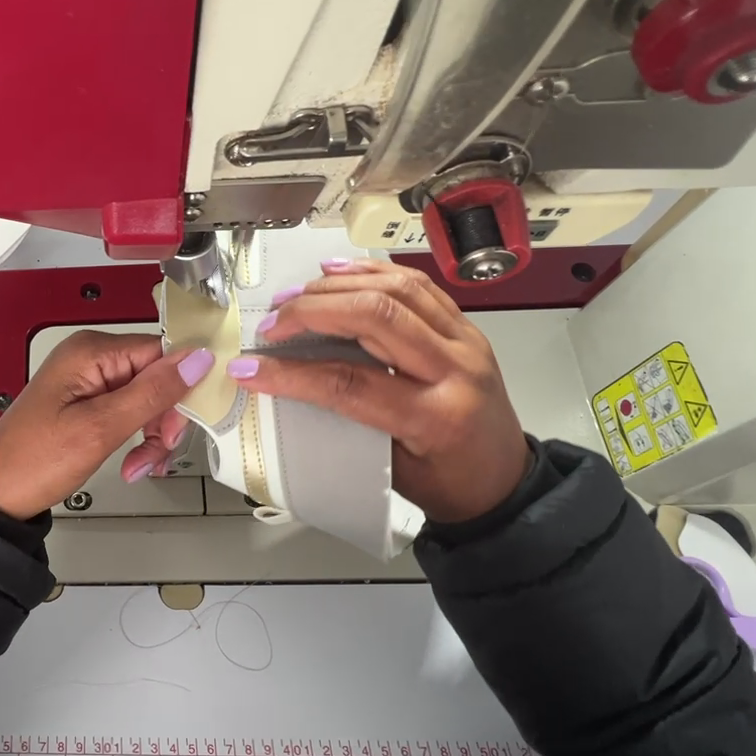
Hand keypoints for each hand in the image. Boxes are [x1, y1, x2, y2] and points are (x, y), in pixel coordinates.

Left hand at [0, 332, 211, 519]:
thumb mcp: (100, 428)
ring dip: (152, 434)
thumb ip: (152, 392)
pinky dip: (136, 437)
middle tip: (159, 454)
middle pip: (157, 376)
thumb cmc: (34, 461)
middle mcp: (90, 357)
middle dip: (165, 419)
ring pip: (147, 397)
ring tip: (141, 467)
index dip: (180, 389)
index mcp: (91, 351)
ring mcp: (87, 379)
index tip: (181, 425)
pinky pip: (128, 410)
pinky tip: (132, 463)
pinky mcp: (86, 400)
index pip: (162, 352)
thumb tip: (198, 358)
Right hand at [224, 258, 529, 522]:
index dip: (292, 373)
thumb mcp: (389, 468)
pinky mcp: (465, 326)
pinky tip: (336, 271)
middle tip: (270, 324)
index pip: (350, 383)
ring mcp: (465, 340)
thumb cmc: (446, 484)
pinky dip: (372, 271)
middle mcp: (457, 369)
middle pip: (375, 317)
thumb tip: (287, 383)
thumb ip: (345, 420)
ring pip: (397, 289)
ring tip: (294, 295)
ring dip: (337, 286)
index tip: (249, 368)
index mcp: (436, 418)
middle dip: (312, 312)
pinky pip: (417, 284)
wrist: (506, 483)